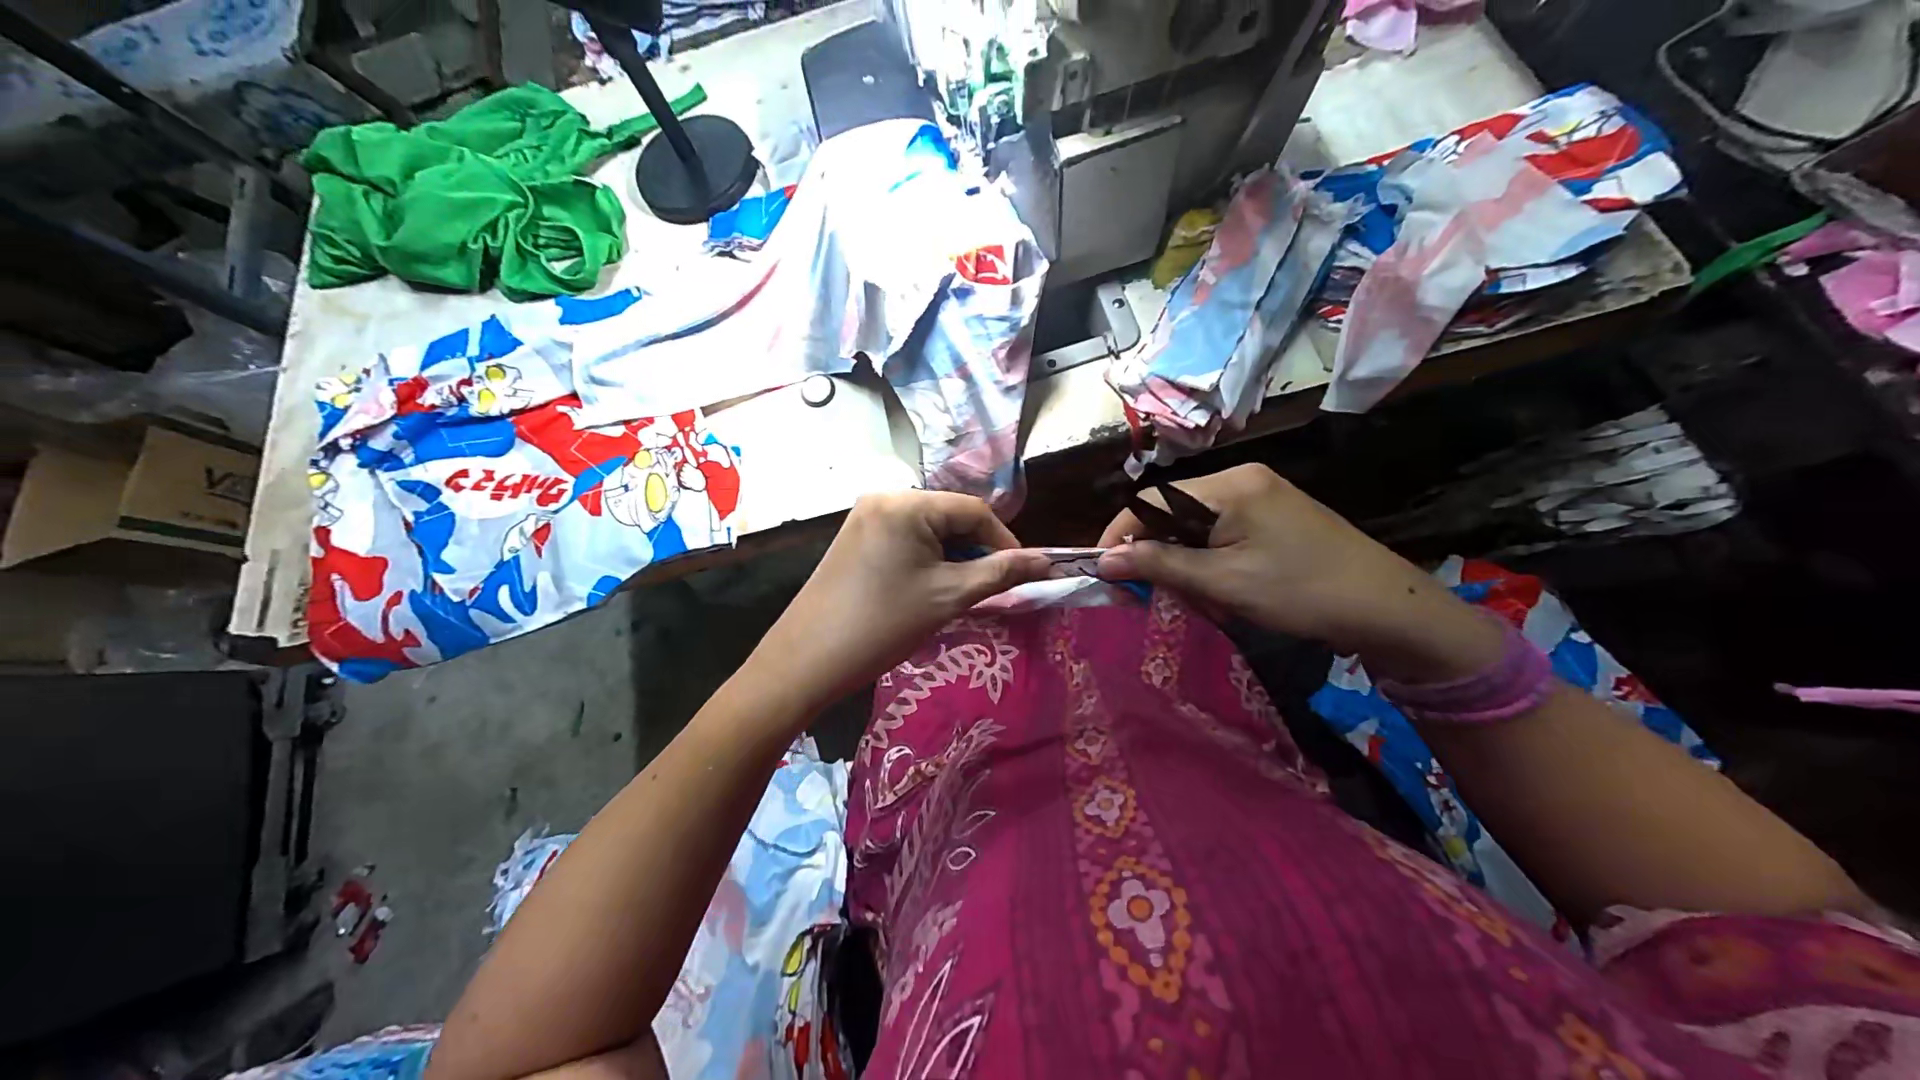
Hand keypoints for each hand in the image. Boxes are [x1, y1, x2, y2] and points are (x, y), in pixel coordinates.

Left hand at [750, 491, 1052, 716]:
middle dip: (975, 551)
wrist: (806, 660)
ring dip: (951, 558)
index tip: (1021, 576)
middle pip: (950, 517)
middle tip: (988, 590)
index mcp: (906, 503)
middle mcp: (883, 498)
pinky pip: (904, 541)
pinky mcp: (854, 539)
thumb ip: (1001, 573)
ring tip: (958, 595)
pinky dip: (925, 561)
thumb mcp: (949, 597)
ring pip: (928, 531)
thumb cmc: (883, 624)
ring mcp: (864, 518)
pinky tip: (927, 590)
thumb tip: (1048, 561)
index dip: (1004, 542)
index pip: (973, 510)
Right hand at [1095, 465, 1501, 680]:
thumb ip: (1160, 565)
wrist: (1388, 608)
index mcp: (1229, 486)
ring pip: (1195, 526)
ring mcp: (1262, 496)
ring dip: (1186, 564)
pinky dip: (1211, 563)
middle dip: (1159, 554)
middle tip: (1159, 596)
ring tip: (1204, 601)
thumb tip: (1106, 560)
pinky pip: (1222, 533)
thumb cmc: (1300, 592)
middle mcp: (1242, 479)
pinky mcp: (1274, 516)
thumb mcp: (1223, 582)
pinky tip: (1224, 593)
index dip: (1120, 533)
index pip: (1152, 499)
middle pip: (1173, 511)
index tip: (1102, 569)